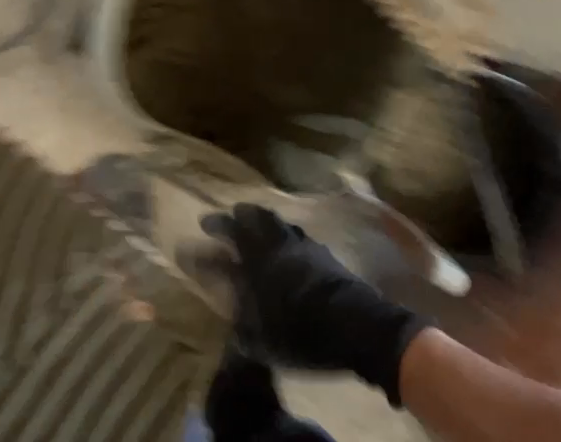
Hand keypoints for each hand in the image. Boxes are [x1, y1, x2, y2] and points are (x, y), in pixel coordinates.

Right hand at [200, 204, 430, 405]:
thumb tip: (233, 336)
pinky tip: (287, 244)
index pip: (226, 238)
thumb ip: (244, 336)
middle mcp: (276, 247)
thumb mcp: (264, 344)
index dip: (212, 231)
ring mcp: (302, 247)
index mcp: (256, 261)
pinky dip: (285, 234)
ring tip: (256, 223)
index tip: (201, 225)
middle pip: (252, 217)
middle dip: (237, 216)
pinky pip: (296, 235)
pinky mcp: (325, 256)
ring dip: (262, 220)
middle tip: (229, 217)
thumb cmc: (304, 333)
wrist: (359, 327)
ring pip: (276, 222)